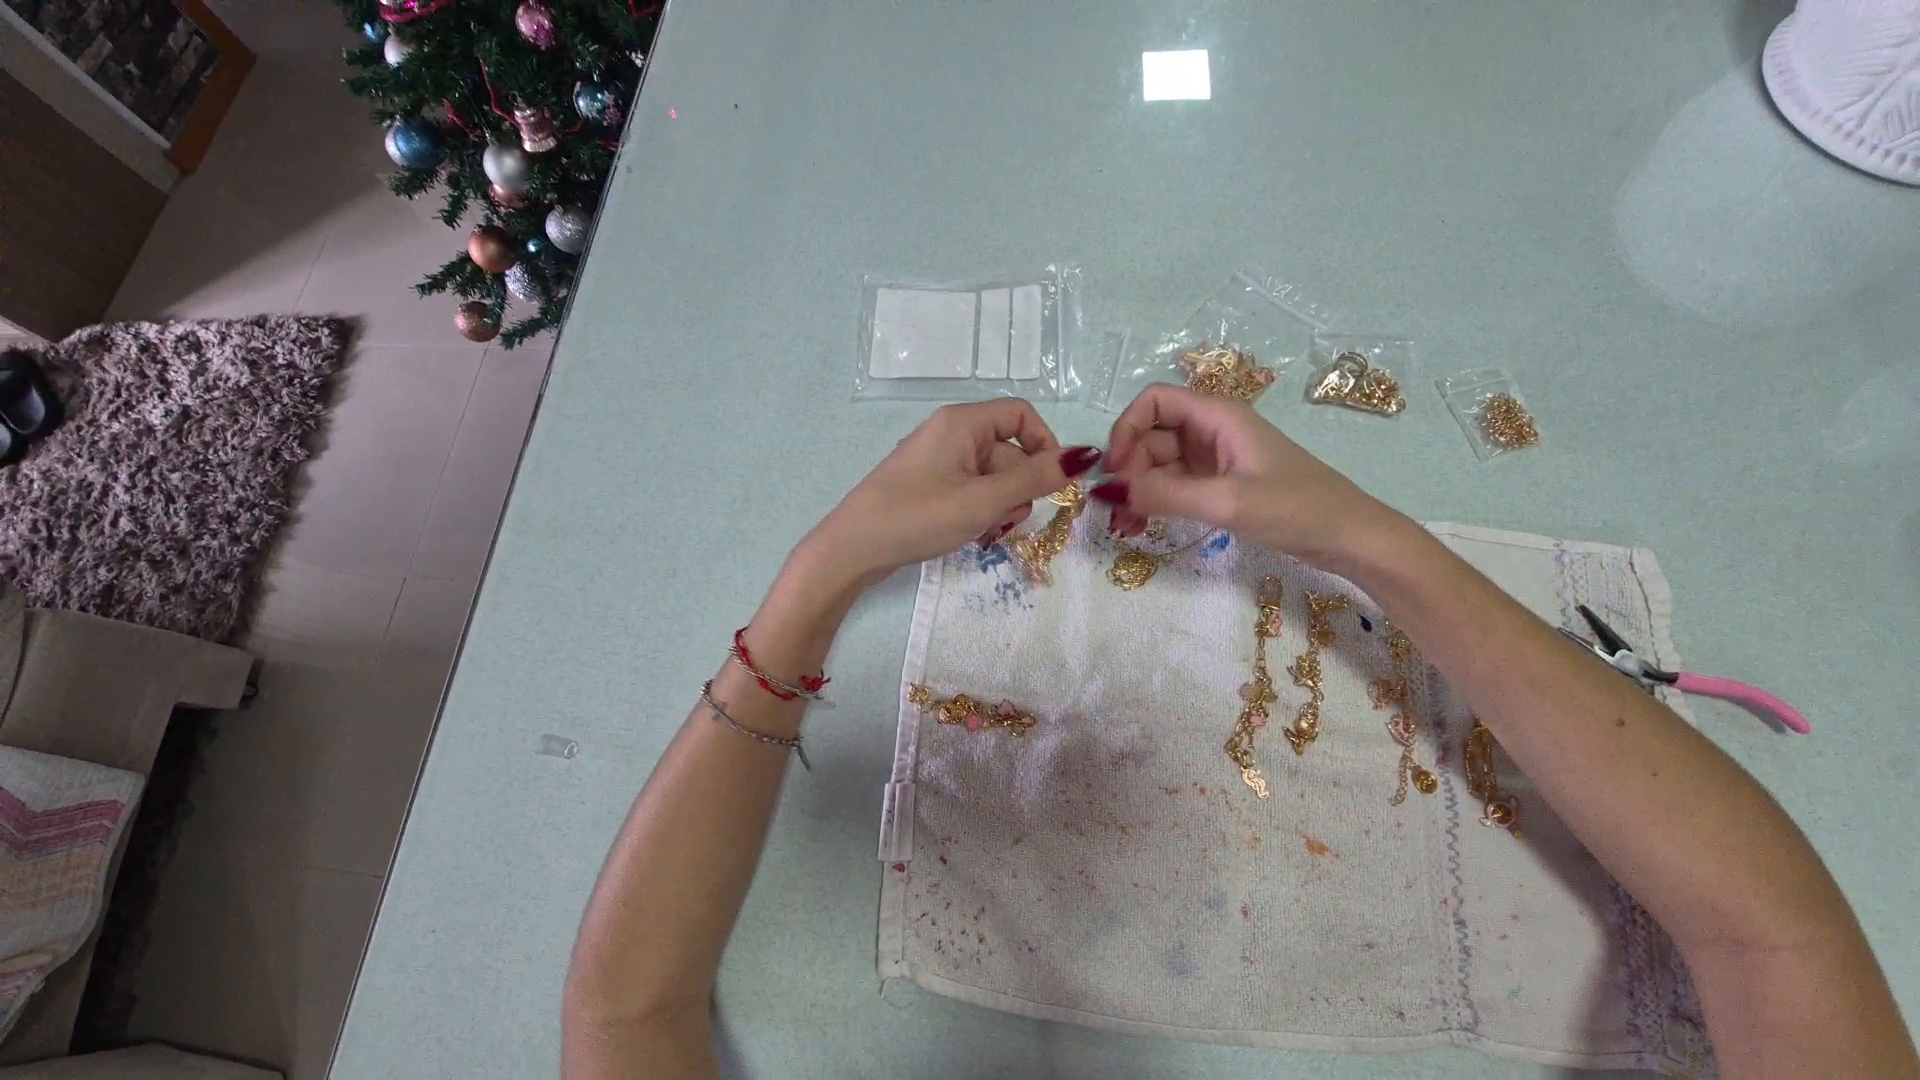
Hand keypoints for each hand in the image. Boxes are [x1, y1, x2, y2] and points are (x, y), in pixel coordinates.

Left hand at [801, 401, 1101, 586]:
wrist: (853, 548)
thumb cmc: (919, 516)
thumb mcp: (984, 500)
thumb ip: (1036, 478)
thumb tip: (1087, 454)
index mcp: (962, 422)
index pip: (1021, 415)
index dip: (1045, 445)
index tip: (1053, 482)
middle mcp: (950, 433)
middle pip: (1008, 450)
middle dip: (1019, 486)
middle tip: (1008, 520)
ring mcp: (937, 461)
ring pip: (991, 475)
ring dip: (1001, 503)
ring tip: (987, 531)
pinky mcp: (927, 486)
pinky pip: (970, 489)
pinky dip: (979, 509)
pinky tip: (971, 534)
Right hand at [1095, 384, 1402, 572]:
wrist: (1349, 539)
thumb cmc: (1296, 508)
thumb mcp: (1226, 501)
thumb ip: (1163, 495)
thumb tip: (1104, 492)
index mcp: (1218, 416)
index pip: (1153, 402)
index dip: (1127, 430)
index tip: (1116, 471)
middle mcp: (1212, 431)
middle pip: (1150, 436)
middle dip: (1127, 470)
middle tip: (1115, 512)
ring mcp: (1214, 460)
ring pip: (1157, 465)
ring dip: (1136, 492)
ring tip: (1125, 528)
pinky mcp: (1218, 486)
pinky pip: (1172, 487)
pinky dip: (1153, 503)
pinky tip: (1141, 527)